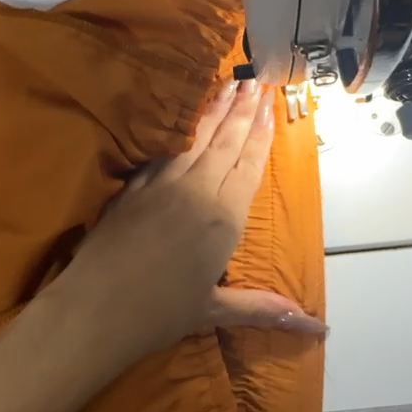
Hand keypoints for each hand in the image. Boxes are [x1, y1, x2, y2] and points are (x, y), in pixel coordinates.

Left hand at [44, 78, 326, 361]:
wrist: (95, 309)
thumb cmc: (159, 314)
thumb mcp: (215, 310)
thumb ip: (264, 308)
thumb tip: (317, 330)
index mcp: (223, 218)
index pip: (249, 165)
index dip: (262, 135)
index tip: (270, 106)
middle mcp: (196, 191)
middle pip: (225, 142)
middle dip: (242, 110)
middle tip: (255, 81)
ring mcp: (160, 185)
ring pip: (194, 139)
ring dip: (213, 111)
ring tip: (227, 86)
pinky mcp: (132, 187)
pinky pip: (161, 152)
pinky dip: (177, 133)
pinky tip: (182, 123)